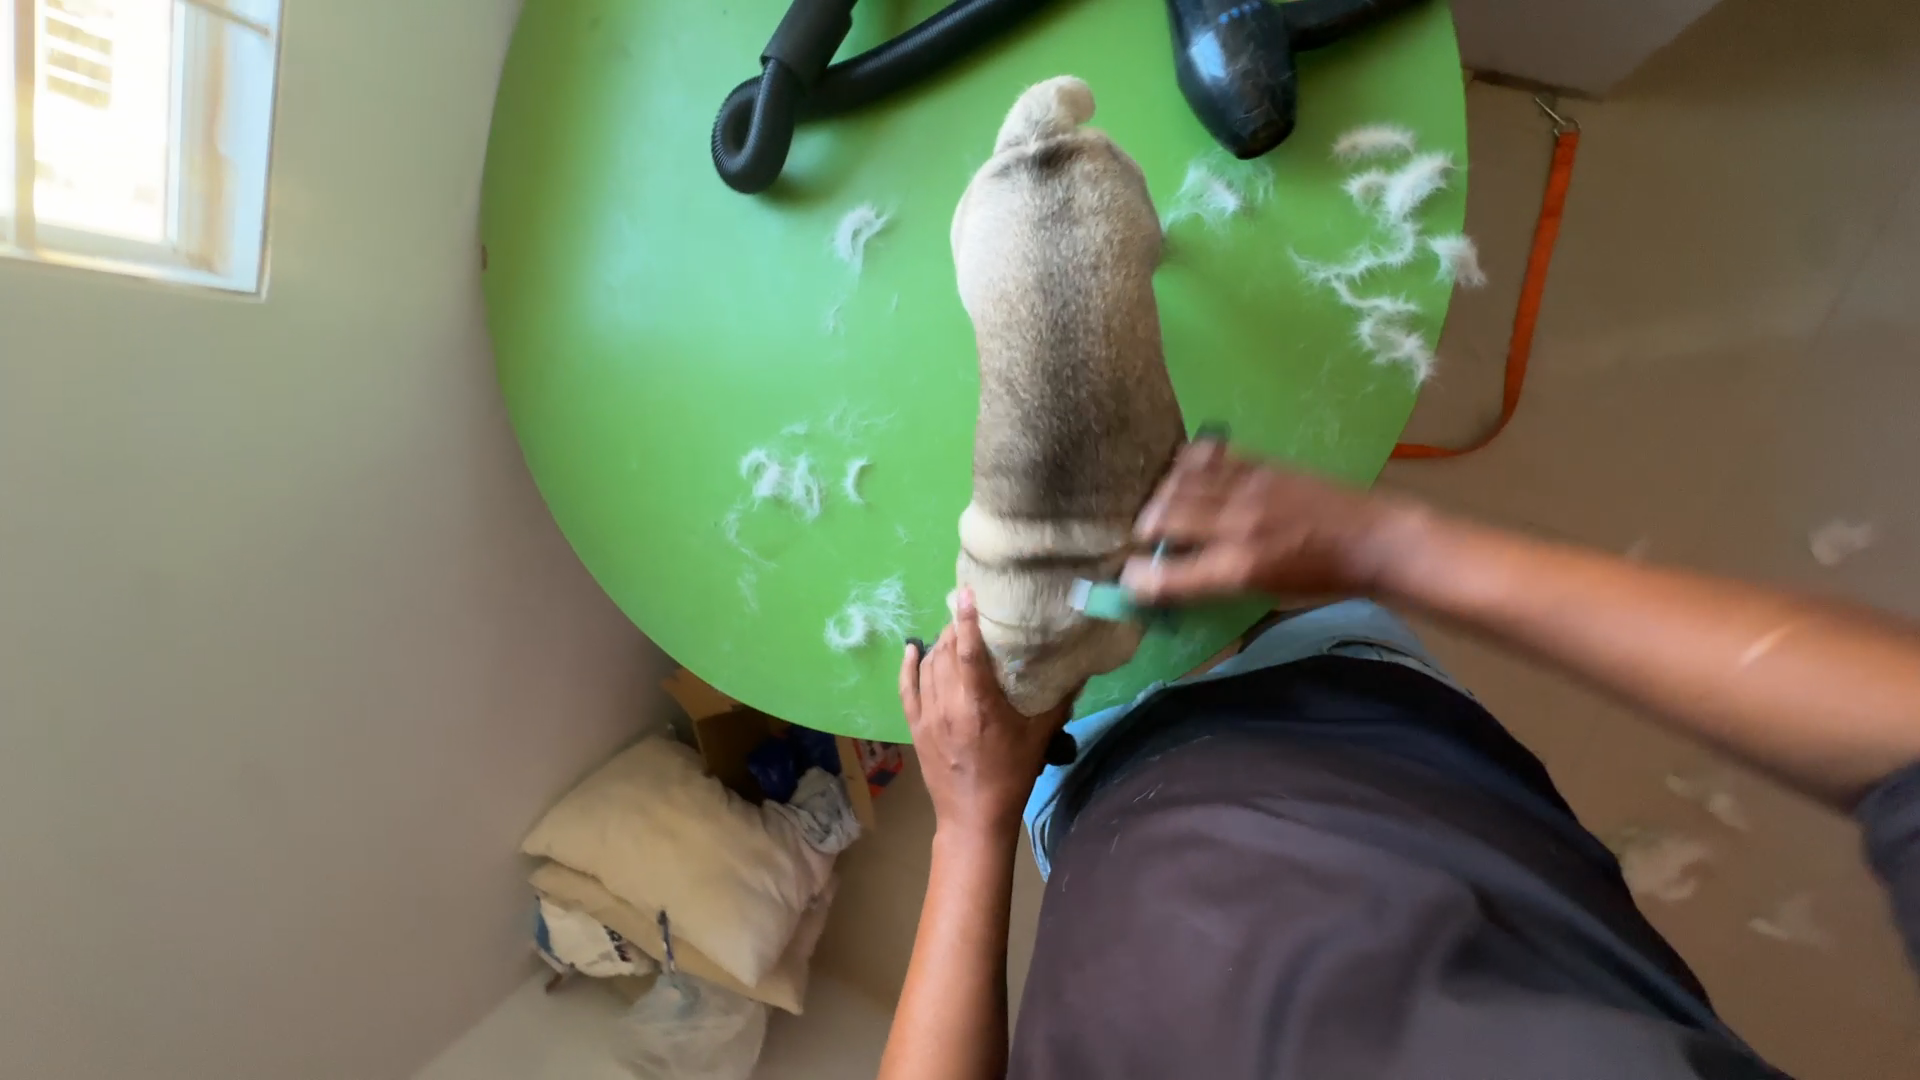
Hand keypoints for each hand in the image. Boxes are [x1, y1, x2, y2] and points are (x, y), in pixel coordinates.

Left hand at [899, 588, 1071, 841]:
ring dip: (938, 645)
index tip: (966, 593)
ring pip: (927, 665)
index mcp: (980, 705)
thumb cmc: (1012, 774)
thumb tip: (1078, 668)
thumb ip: (1058, 700)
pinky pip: (907, 687)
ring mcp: (928, 715)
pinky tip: (913, 648)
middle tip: (970, 617)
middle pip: (945, 651)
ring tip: (952, 634)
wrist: (974, 817)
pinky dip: (909, 665)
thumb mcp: (1040, 736)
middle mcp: (949, 705)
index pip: (968, 651)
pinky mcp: (915, 726)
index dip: (966, 619)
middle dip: (955, 628)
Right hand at [1120, 440, 1426, 604]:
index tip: (1130, 578)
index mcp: (1237, 569)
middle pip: (1166, 518)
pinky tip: (1181, 470)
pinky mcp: (1261, 466)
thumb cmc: (1319, 578)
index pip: (1170, 575)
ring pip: (1181, 484)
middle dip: (1145, 527)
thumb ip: (1215, 582)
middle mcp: (1236, 527)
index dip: (1140, 578)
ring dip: (1161, 495)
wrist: (1373, 541)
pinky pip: (1209, 456)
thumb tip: (1174, 576)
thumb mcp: (1264, 592)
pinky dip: (1187, 463)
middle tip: (1144, 535)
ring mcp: (1247, 491)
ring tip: (1159, 504)